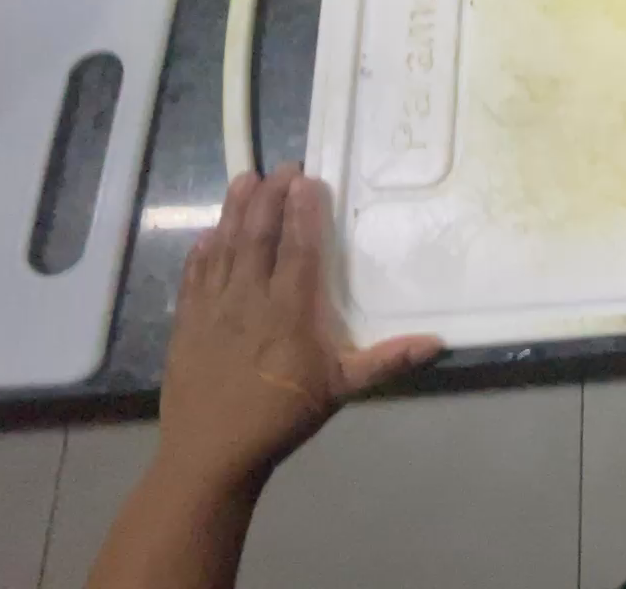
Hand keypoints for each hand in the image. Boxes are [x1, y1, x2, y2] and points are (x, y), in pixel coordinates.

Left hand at [157, 165, 443, 490]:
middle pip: (257, 240)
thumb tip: (439, 341)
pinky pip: (194, 279)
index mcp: (289, 312)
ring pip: (223, 251)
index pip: (297, 251)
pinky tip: (208, 233)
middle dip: (269, 200)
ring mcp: (212, 312)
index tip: (307, 181)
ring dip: (233, 213)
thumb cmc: (283, 414)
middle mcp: (248, 302)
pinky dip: (201, 251)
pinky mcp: (186, 326)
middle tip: (281, 167)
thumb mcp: (342, 388)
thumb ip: (387, 361)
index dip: (302, 214)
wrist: (209, 457)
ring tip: (244, 180)